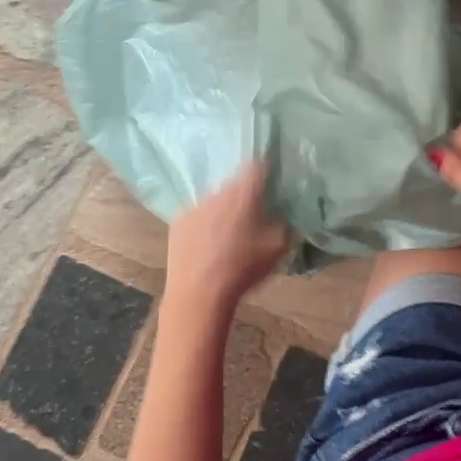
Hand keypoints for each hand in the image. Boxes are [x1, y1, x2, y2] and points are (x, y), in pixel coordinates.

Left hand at [164, 164, 288, 316]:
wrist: (198, 294)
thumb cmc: (243, 269)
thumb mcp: (278, 248)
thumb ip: (282, 224)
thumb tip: (279, 215)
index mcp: (245, 194)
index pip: (256, 166)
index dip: (264, 171)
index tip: (268, 183)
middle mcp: (219, 192)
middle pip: (234, 184)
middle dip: (243, 195)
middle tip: (250, 216)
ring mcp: (195, 205)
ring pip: (214, 199)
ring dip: (222, 209)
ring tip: (225, 233)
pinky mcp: (178, 220)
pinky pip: (196, 214)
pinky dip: (203, 222)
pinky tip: (205, 243)